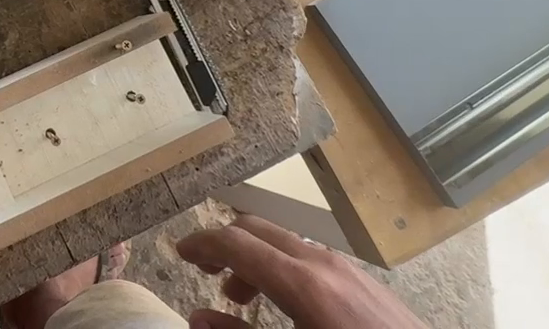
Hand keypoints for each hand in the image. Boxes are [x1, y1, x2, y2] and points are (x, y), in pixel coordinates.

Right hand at [176, 214, 427, 328]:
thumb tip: (198, 319)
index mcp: (300, 283)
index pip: (235, 242)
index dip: (201, 244)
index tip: (180, 254)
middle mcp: (321, 263)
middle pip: (256, 230)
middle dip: (224, 245)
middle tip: (205, 272)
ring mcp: (348, 270)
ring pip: (284, 243)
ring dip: (254, 258)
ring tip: (244, 297)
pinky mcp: (368, 283)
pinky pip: (310, 258)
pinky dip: (283, 268)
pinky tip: (290, 307)